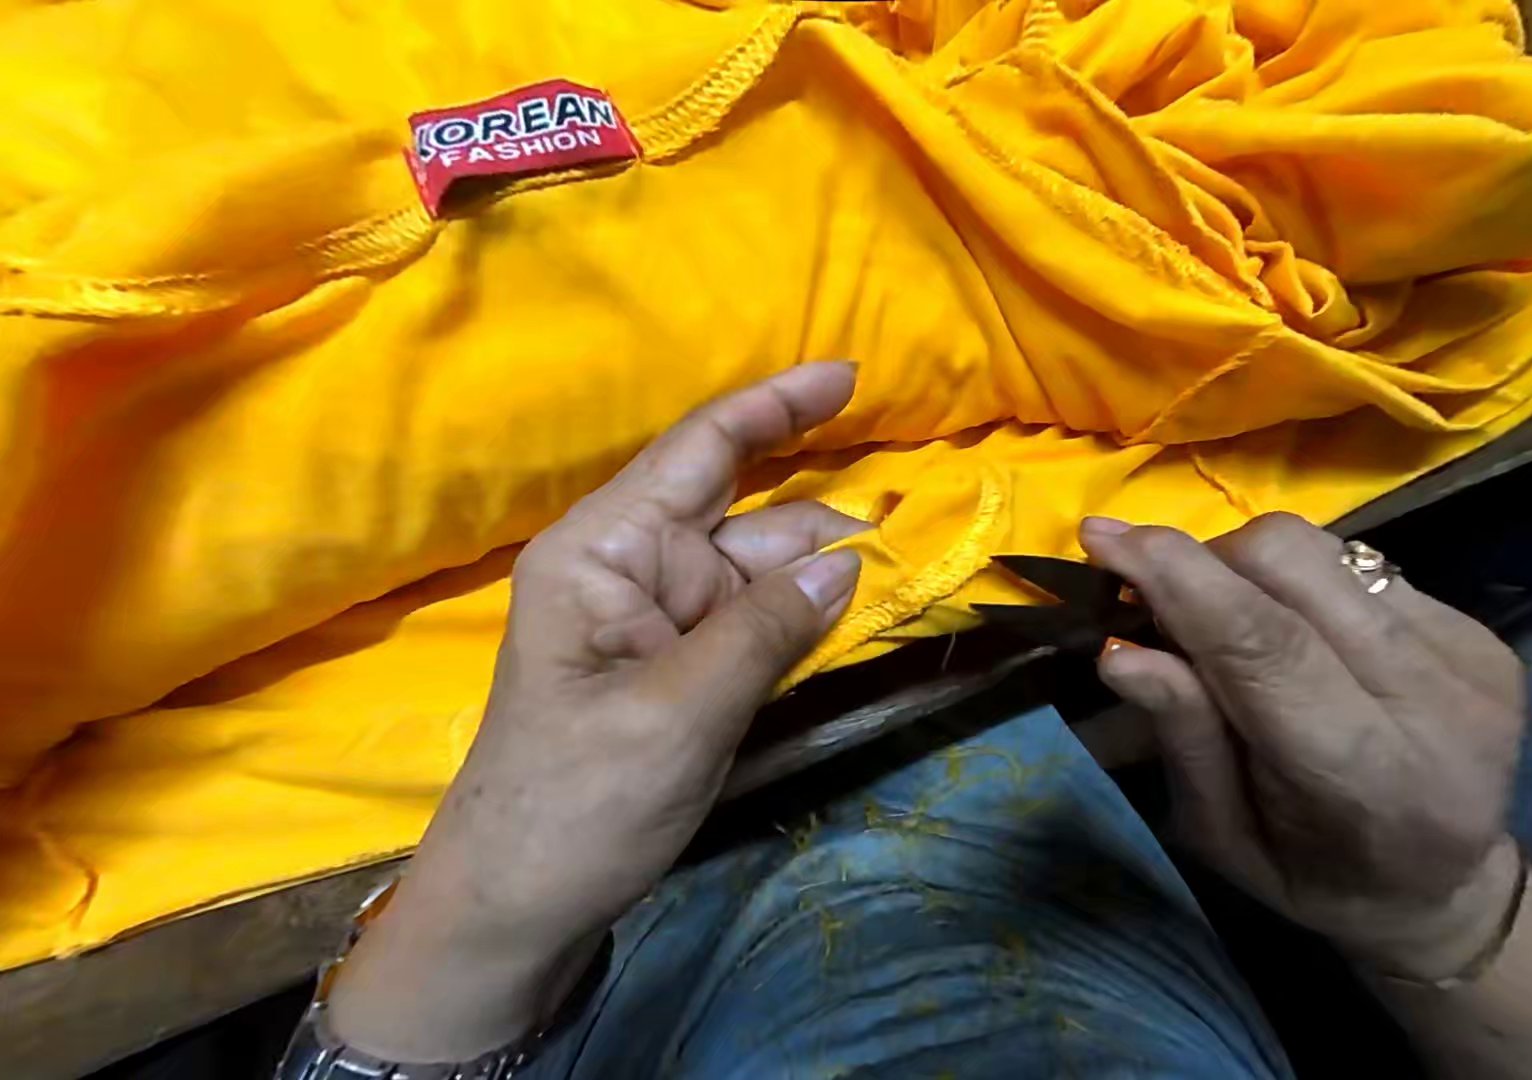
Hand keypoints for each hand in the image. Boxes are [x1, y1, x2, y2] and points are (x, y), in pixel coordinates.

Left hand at [329, 363, 866, 1057]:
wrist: (526, 900)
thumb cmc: (580, 800)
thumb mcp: (680, 709)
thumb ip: (769, 625)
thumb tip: (849, 562)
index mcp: (611, 548)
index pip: (704, 449)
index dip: (778, 405)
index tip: (847, 376)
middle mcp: (645, 562)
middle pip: (754, 512)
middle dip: (828, 515)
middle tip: (910, 520)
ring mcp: (676, 610)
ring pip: (772, 568)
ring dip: (831, 571)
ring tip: (900, 578)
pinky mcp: (698, 653)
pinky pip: (770, 613)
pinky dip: (814, 610)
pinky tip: (860, 612)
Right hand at [1079, 513, 1527, 980]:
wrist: (1444, 884)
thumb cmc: (1308, 872)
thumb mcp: (1219, 831)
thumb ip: (1181, 733)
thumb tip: (1117, 651)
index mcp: (1366, 774)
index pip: (1259, 642)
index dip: (1174, 577)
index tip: (1100, 537)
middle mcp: (1431, 697)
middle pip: (1287, 563)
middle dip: (1196, 559)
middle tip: (1160, 601)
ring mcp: (1463, 649)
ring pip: (1313, 545)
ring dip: (1236, 562)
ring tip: (1222, 613)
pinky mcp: (1471, 624)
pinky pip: (1345, 558)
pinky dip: (1283, 576)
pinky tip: (1284, 620)